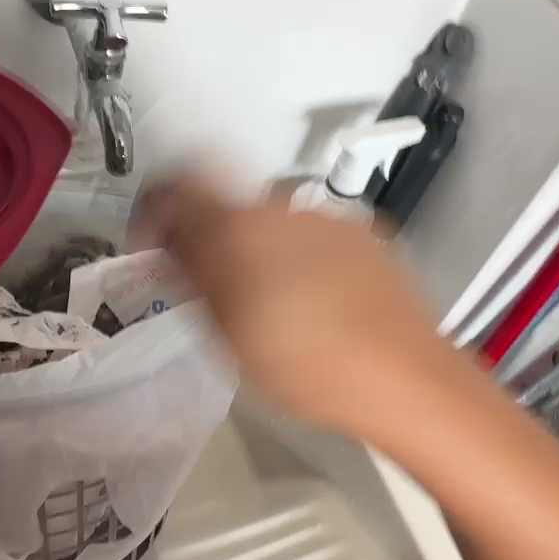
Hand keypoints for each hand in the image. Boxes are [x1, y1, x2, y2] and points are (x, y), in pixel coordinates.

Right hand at [139, 172, 464, 433]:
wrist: (403, 375)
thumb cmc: (305, 366)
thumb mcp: (226, 333)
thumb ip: (190, 275)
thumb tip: (164, 239)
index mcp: (240, 226)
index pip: (178, 184)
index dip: (156, 208)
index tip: (155, 243)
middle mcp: (283, 206)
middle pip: (228, 207)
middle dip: (212, 240)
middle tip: (214, 292)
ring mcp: (329, 217)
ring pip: (272, 222)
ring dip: (257, 251)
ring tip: (273, 308)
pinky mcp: (365, 233)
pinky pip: (313, 235)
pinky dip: (299, 257)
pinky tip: (316, 303)